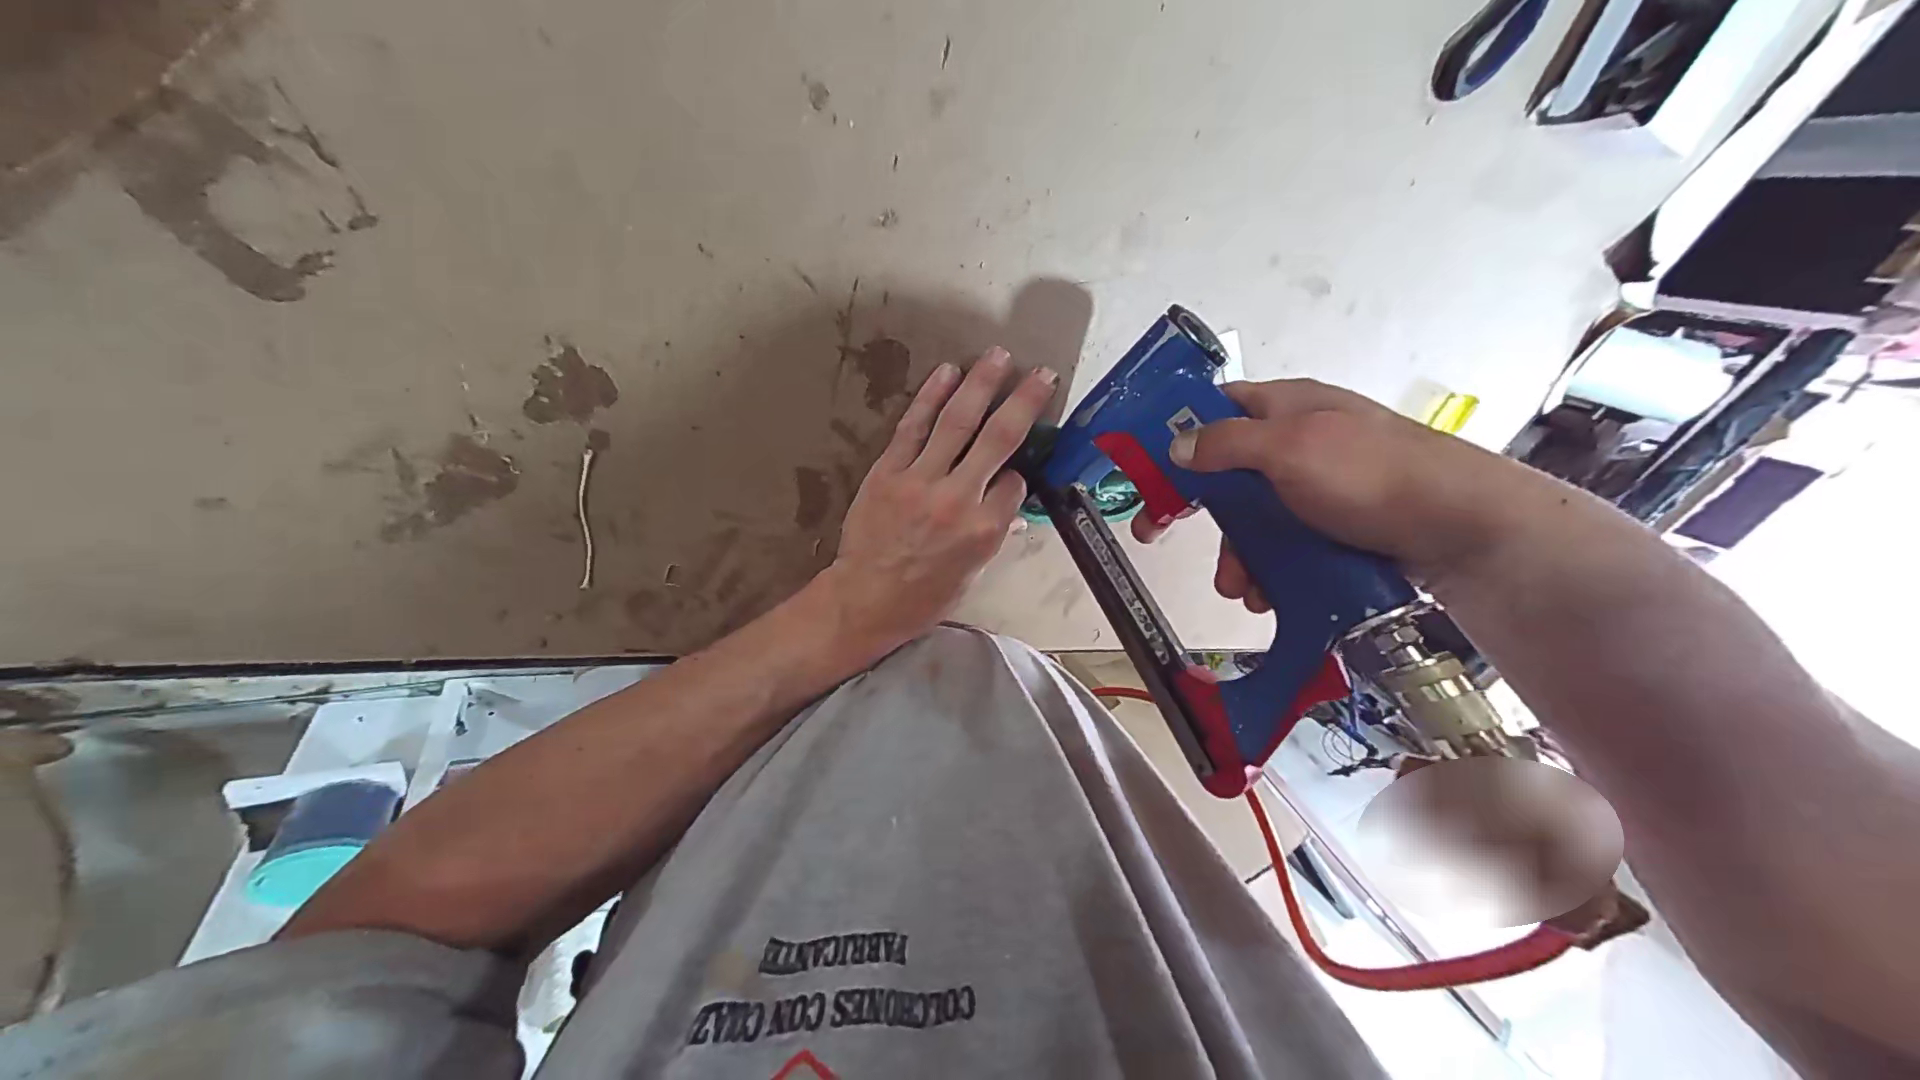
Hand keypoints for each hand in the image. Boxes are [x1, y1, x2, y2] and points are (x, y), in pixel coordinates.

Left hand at [814, 347, 1058, 660]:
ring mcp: (921, 481)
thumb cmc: (922, 597)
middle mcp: (958, 499)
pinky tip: (947, 373)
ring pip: (957, 423)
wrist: (865, 600)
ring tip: (998, 356)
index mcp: (984, 530)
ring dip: (980, 384)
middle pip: (999, 438)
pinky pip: (913, 427)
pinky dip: (931, 397)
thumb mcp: (971, 573)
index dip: (1019, 473)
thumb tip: (1007, 503)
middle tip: (1040, 373)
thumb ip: (992, 533)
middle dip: (1024, 401)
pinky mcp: (888, 472)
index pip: (1015, 484)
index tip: (1014, 469)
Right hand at [1132, 379, 1564, 602]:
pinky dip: (1266, 567)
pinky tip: (1264, 594)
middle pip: (1223, 470)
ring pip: (1250, 515)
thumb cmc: (1368, 474)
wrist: (1459, 528)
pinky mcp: (1330, 523)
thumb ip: (1227, 444)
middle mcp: (1295, 441)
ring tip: (1236, 588)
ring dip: (1234, 552)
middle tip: (1153, 532)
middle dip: (1194, 508)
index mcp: (1284, 406)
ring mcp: (1314, 485)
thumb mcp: (1290, 449)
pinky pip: (1280, 542)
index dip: (1176, 431)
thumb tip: (1177, 445)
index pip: (1215, 406)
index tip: (1146, 466)